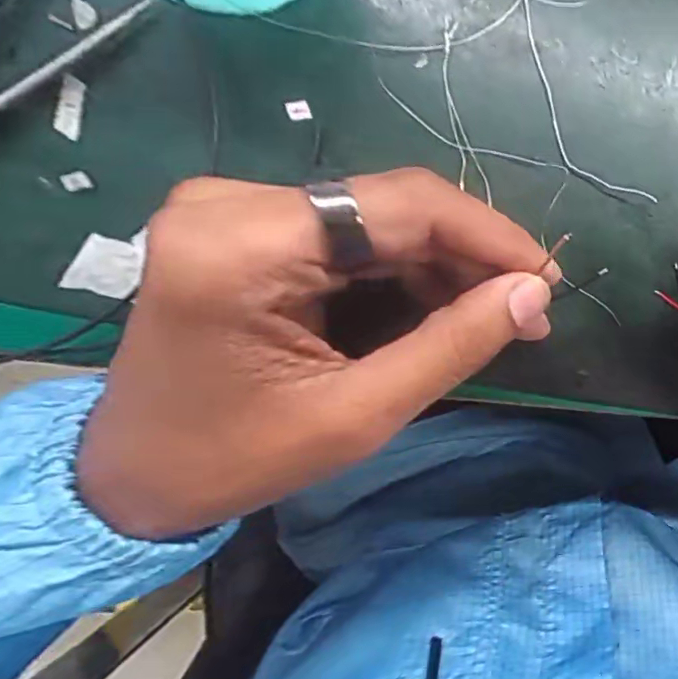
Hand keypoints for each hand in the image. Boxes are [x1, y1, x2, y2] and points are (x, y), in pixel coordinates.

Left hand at [77, 169, 559, 538]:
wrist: (131, 476)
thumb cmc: (235, 460)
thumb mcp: (357, 416)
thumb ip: (450, 347)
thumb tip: (531, 295)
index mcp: (246, 245)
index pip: (400, 206)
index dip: (488, 235)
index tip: (546, 276)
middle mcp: (232, 202)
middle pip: (388, 205)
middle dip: (467, 254)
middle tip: (525, 306)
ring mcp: (230, 207)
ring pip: (372, 217)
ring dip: (438, 261)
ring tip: (490, 311)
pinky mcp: (239, 225)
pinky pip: (344, 232)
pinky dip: (397, 266)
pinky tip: (435, 302)